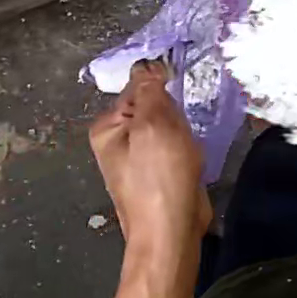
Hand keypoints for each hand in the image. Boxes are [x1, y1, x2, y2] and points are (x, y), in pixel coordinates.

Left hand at [88, 60, 209, 259]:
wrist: (171, 233)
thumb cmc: (160, 178)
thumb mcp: (153, 124)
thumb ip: (149, 90)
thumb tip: (147, 65)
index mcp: (107, 126)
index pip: (138, 87)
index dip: (161, 93)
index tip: (173, 111)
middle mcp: (117, 139)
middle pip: (156, 107)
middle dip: (174, 120)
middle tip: (178, 140)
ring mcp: (138, 156)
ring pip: (171, 127)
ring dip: (184, 137)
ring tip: (184, 156)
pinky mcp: (158, 171)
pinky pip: (178, 147)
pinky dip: (188, 153)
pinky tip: (189, 167)